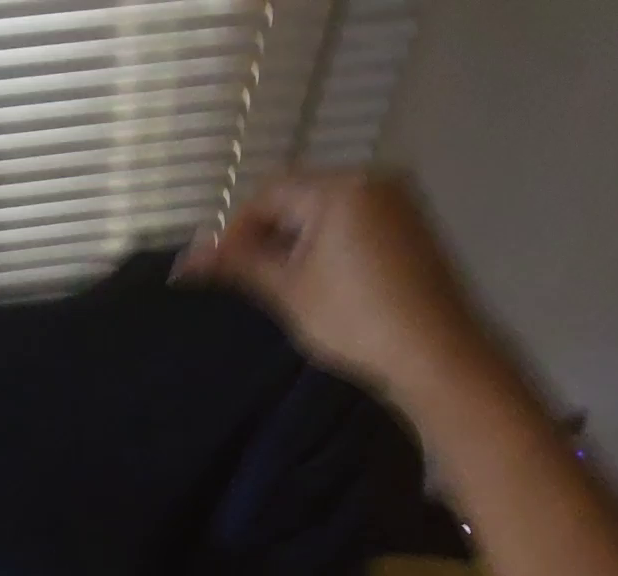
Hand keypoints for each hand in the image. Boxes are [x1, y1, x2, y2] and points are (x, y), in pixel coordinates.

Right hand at [176, 171, 488, 396]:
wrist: (433, 353)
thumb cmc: (353, 319)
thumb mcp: (287, 290)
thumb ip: (237, 265)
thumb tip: (184, 259)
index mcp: (341, 188)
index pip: (269, 192)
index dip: (236, 229)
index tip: (220, 269)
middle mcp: (373, 180)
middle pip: (297, 196)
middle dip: (265, 234)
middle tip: (245, 279)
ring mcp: (397, 202)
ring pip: (324, 210)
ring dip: (293, 240)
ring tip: (279, 285)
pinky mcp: (409, 226)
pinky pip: (352, 221)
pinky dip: (324, 244)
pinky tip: (316, 282)